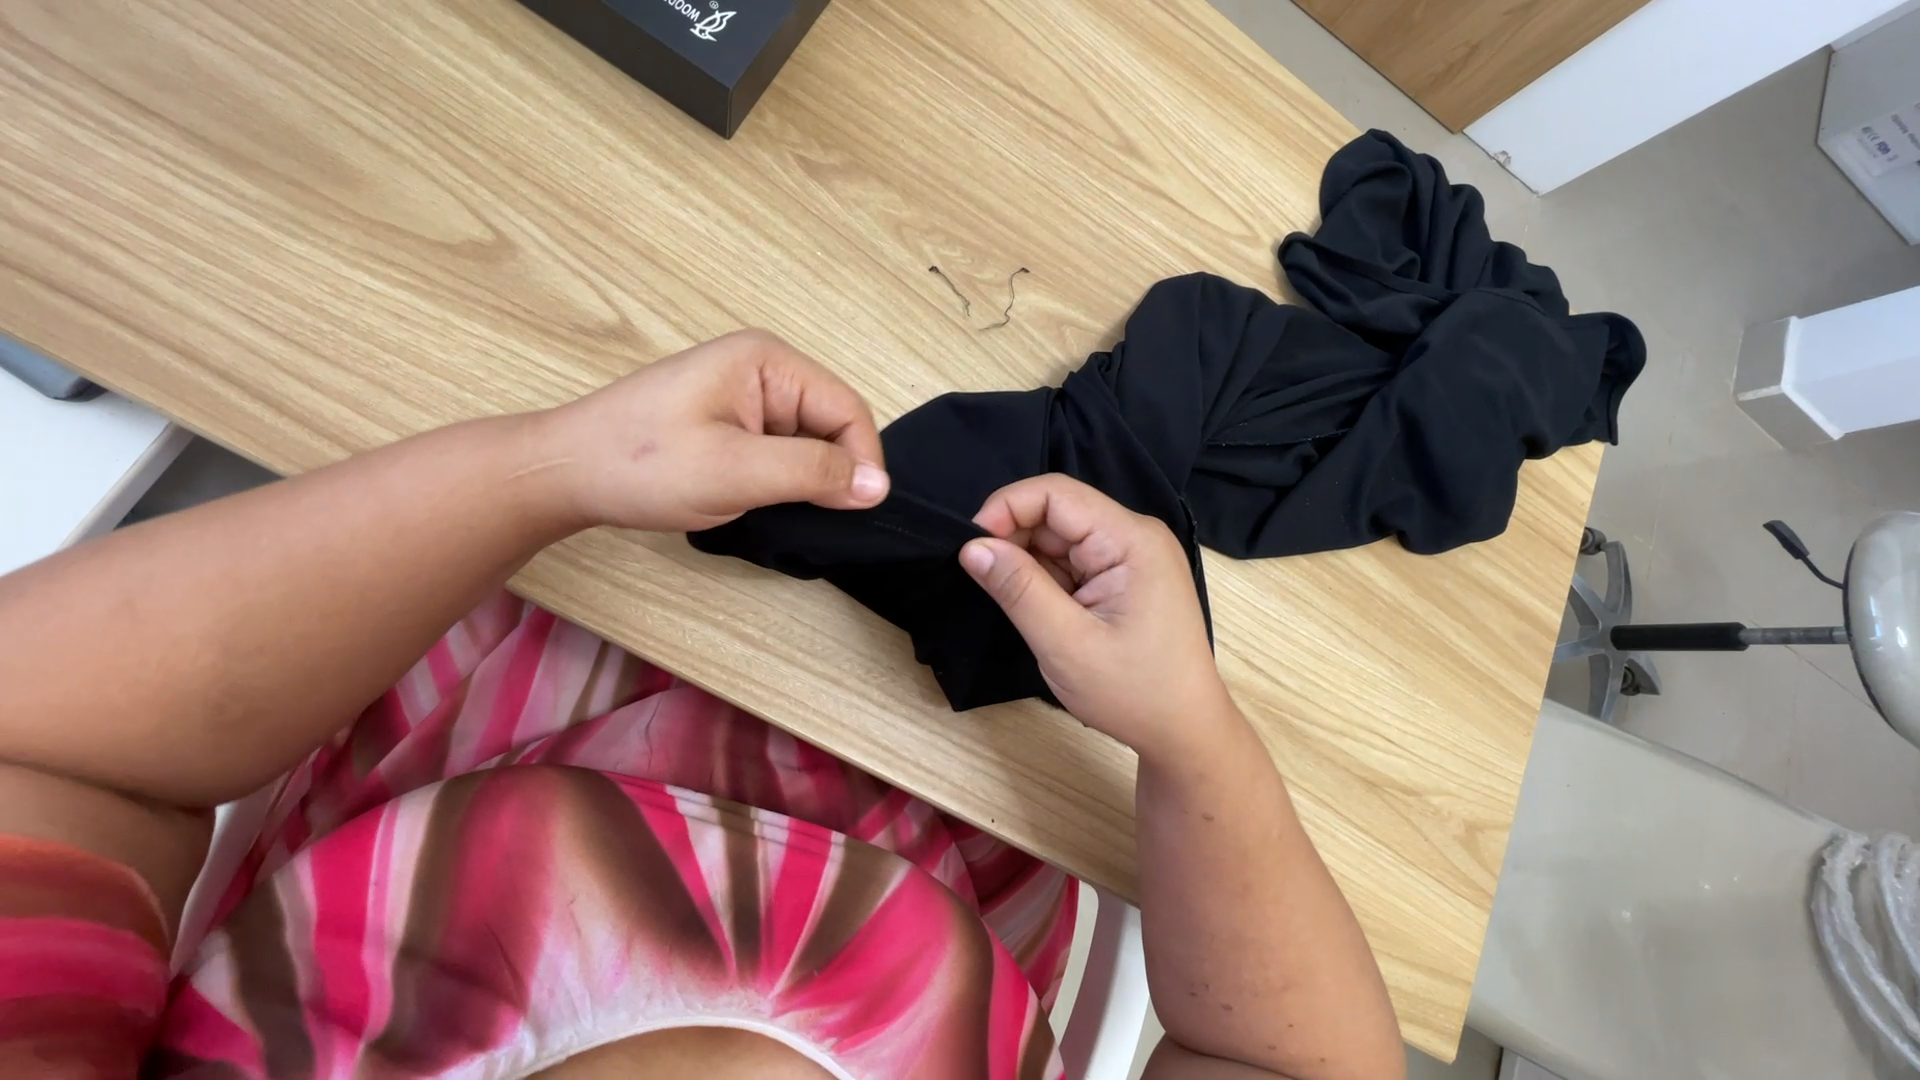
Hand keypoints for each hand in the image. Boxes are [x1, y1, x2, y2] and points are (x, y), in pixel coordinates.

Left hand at [535, 330, 889, 531]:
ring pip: (809, 443)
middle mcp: (763, 371)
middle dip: (830, 471)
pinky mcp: (732, 423)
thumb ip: (813, 472)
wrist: (566, 474)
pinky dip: (782, 481)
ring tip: (777, 508)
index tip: (857, 511)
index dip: (861, 461)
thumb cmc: (642, 464)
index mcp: (768, 362)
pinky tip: (760, 501)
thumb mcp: (737, 471)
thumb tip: (879, 487)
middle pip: (831, 424)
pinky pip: (782, 452)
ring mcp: (746, 397)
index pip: (847, 409)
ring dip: (805, 479)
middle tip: (810, 516)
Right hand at [959, 475, 1235, 757]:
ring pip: (1059, 537)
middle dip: (1014, 537)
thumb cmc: (1134, 692)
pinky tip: (1037, 609)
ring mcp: (1129, 557)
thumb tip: (971, 547)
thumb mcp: (1066, 644)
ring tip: (1013, 602)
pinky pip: (1070, 561)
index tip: (971, 547)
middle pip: (1057, 512)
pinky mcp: (1121, 578)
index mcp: (1130, 540)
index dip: (1007, 508)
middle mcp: (1133, 536)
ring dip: (1027, 562)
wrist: (1185, 732)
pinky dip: (1044, 579)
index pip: (1056, 494)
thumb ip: (1018, 589)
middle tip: (984, 580)